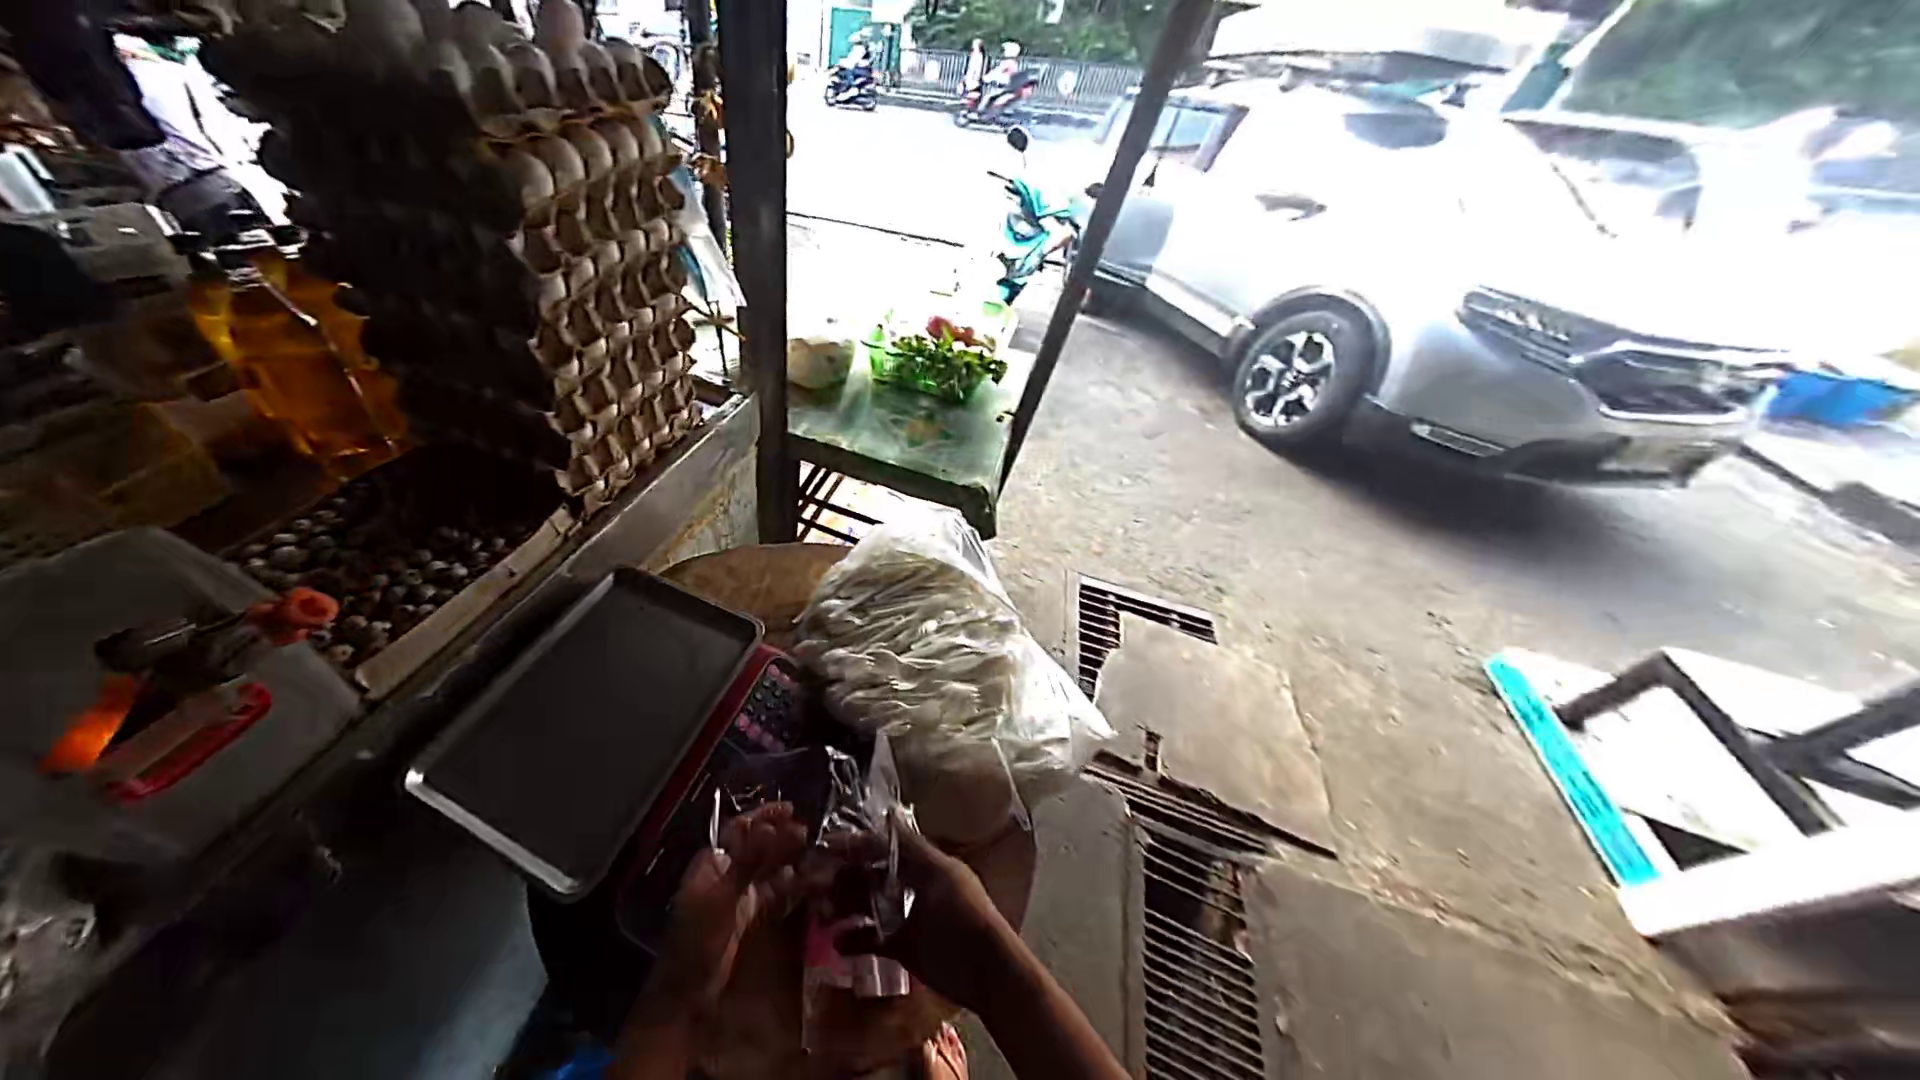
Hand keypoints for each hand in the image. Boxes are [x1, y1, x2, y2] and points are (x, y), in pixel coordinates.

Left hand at [651, 802, 808, 1010]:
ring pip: (773, 869)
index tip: (790, 809)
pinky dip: (796, 886)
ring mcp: (743, 897)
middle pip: (760, 847)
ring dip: (794, 861)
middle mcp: (728, 875)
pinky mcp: (756, 919)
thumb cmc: (695, 944)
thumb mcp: (719, 899)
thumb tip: (770, 826)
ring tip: (817, 858)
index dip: (764, 816)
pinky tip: (814, 884)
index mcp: (713, 864)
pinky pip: (780, 893)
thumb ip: (746, 862)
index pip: (740, 830)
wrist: (687, 1001)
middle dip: (784, 838)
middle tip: (808, 834)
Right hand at [837, 811, 1014, 1012]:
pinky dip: (856, 940)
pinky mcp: (905, 948)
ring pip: (871, 906)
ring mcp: (910, 917)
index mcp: (926, 864)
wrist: (985, 970)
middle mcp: (915, 885)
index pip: (887, 847)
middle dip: (847, 878)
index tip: (827, 848)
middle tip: (818, 886)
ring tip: (824, 915)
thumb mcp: (938, 875)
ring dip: (847, 909)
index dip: (859, 845)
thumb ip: (910, 848)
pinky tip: (838, 944)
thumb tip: (888, 814)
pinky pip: (875, 939)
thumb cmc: (963, 915)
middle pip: (875, 876)